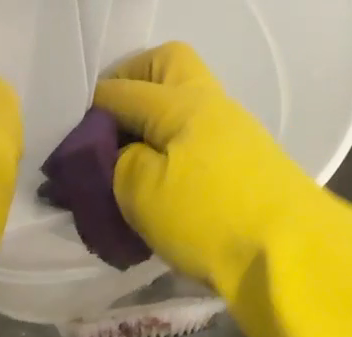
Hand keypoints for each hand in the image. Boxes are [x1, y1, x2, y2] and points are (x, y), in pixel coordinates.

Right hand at [93, 42, 321, 294]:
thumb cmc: (207, 219)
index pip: (121, 91)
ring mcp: (231, 134)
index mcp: (181, 103)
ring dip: (151, 125)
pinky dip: (169, 149)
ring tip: (124, 166)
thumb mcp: (142, 193)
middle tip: (104, 130)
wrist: (284, 253)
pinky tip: (156, 183)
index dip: (89, 111)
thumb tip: (115, 157)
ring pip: (182, 106)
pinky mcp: (241, 166)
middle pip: (166, 68)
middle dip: (130, 87)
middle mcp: (210, 105)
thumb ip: (118, 165)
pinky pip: (194, 139)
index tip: (67, 143)